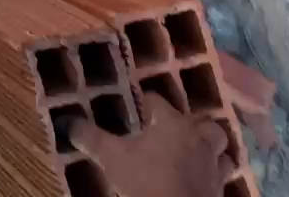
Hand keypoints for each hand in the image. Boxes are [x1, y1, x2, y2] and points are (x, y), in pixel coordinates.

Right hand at [65, 92, 233, 196]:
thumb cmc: (146, 183)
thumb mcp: (110, 157)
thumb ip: (88, 136)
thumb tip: (65, 121)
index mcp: (172, 124)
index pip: (159, 101)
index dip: (147, 102)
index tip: (136, 107)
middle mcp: (198, 142)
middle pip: (209, 127)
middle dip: (197, 128)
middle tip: (178, 132)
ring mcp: (214, 171)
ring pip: (224, 155)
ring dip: (213, 153)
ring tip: (195, 156)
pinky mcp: (220, 196)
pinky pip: (222, 181)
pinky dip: (213, 179)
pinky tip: (198, 183)